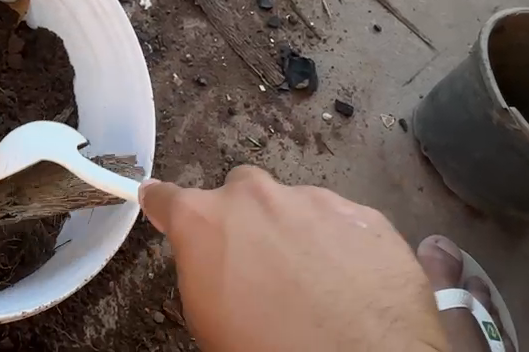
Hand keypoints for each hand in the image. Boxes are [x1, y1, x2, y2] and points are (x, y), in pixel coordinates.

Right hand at [141, 166, 442, 351]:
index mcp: (202, 218)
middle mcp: (251, 194)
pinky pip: (344, 222)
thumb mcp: (208, 318)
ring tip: (319, 283)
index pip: (162, 196)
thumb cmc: (268, 350)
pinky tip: (355, 285)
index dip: (163, 207)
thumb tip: (204, 256)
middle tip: (263, 267)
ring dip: (297, 232)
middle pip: (237, 192)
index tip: (163, 209)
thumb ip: (199, 269)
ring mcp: (311, 200)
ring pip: (294, 205)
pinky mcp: (365, 216)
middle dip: (246, 220)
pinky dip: (344, 245)